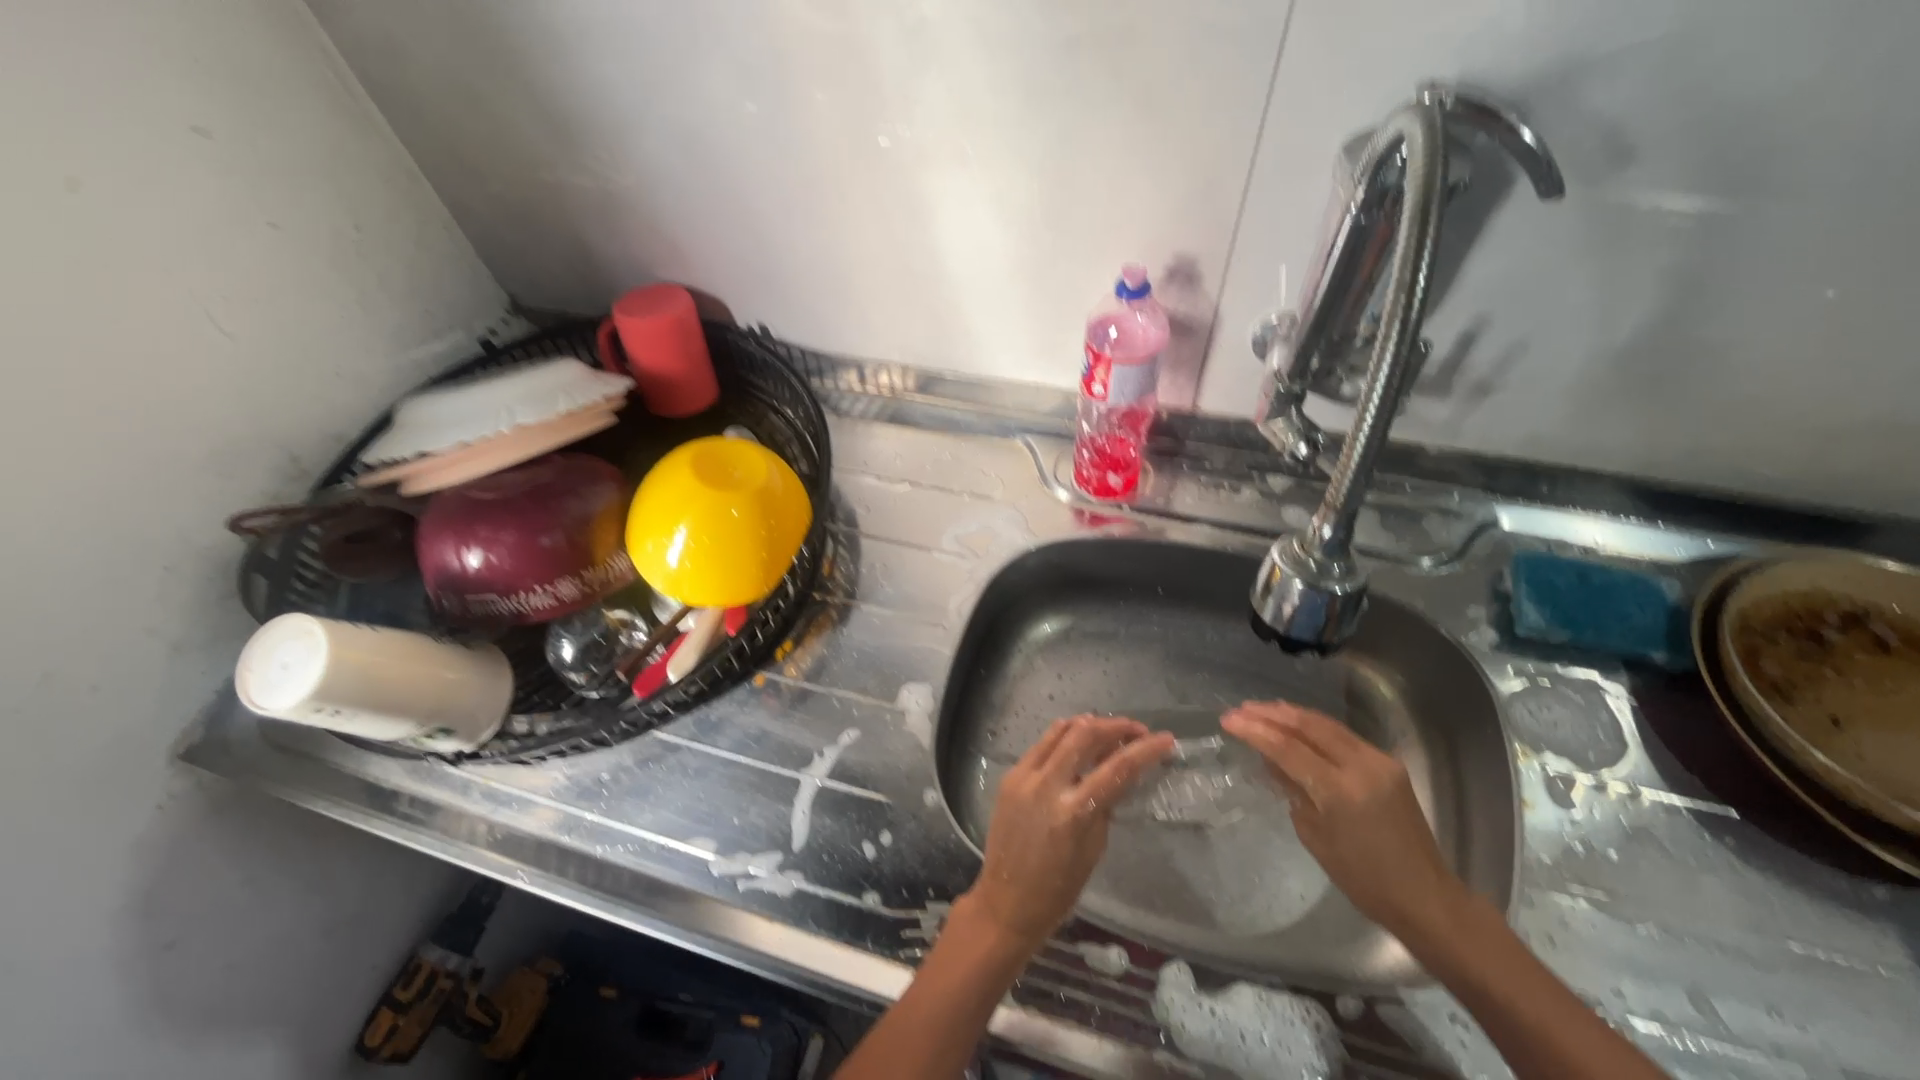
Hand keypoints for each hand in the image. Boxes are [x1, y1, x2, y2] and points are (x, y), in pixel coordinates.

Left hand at [964, 715, 1174, 948]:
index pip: (1118, 768)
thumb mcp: (1094, 848)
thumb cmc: (1058, 888)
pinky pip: (1041, 745)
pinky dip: (1064, 737)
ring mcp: (1023, 777)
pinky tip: (1079, 742)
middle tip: (1136, 731)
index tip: (1166, 738)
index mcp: (1073, 812)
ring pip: (1059, 731)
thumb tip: (1120, 774)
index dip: (1146, 749)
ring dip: (1089, 725)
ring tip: (1110, 731)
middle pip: (1085, 734)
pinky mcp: (1009, 777)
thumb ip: (1106, 804)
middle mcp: (1046, 786)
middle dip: (1116, 726)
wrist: (1006, 902)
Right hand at [1222, 701, 1464, 939]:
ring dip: (1293, 715)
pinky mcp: (1389, 765)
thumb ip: (1293, 792)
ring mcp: (1380, 761)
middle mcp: (1362, 766)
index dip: (1255, 730)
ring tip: (1262, 710)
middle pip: (1309, 726)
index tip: (1228, 720)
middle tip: (1241, 708)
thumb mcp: (1315, 836)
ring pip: (1328, 725)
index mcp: (1340, 790)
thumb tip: (1273, 762)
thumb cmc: (1362, 878)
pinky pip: (1345, 737)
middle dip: (1272, 714)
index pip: (1288, 748)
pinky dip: (1316, 728)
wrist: (1423, 895)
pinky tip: (1297, 727)